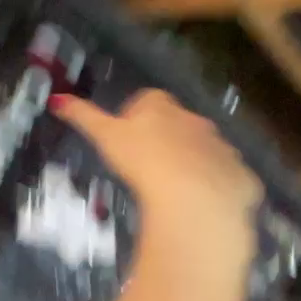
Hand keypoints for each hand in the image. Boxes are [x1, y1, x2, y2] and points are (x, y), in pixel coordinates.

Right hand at [52, 89, 260, 262]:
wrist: (196, 201)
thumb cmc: (143, 161)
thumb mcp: (104, 136)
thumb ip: (81, 115)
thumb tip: (56, 99)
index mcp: (163, 108)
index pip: (149, 99)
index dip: (137, 114)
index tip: (127, 135)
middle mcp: (197, 122)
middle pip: (180, 122)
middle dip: (167, 136)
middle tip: (148, 161)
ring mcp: (224, 150)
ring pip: (207, 150)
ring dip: (193, 160)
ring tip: (173, 184)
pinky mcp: (244, 178)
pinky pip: (229, 177)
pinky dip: (218, 186)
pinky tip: (201, 202)